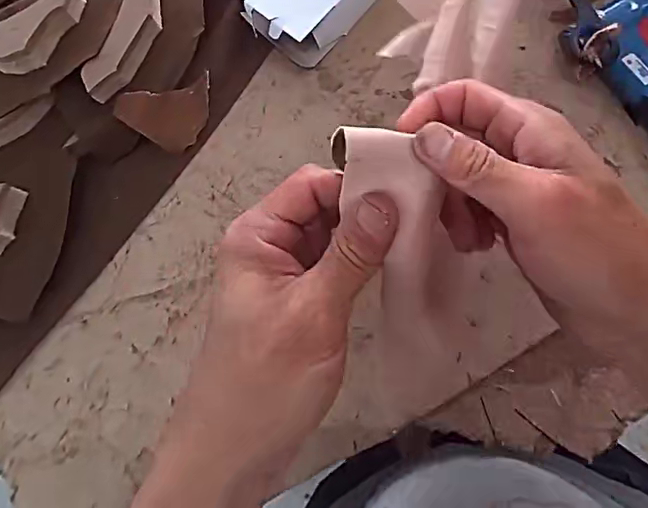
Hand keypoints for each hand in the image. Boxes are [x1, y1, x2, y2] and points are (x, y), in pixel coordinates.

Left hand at [135, 166, 395, 507]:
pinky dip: (364, 257)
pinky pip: (339, 258)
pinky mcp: (303, 295)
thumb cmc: (261, 387)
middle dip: (368, 207)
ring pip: (336, 230)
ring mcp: (287, 270)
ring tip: (413, 232)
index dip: (355, 183)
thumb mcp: (312, 314)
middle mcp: (270, 243)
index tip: (402, 192)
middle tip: (417, 212)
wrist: (230, 464)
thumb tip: (387, 199)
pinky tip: (393, 259)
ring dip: (370, 232)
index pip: (312, 183)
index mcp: (257, 235)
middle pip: (326, 203)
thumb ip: (351, 254)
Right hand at [396, 80, 647, 354]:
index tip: (399, 147)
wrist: (637, 312)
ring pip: (463, 175)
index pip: (468, 97)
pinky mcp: (518, 220)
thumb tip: (424, 134)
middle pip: (460, 136)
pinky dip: (467, 221)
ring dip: (452, 201)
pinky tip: (477, 246)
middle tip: (429, 207)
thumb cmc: (593, 248)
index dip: (431, 111)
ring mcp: (520, 186)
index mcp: (531, 128)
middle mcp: (523, 149)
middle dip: (437, 167)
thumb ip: (477, 167)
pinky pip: (476, 207)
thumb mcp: (532, 202)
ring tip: (464, 237)